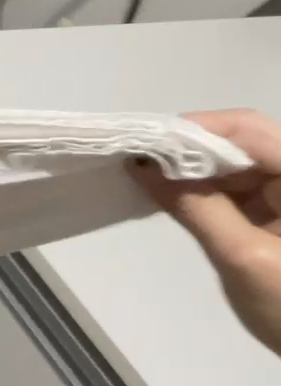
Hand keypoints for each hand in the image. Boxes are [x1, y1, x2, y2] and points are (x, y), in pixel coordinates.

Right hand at [133, 108, 280, 356]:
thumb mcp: (243, 257)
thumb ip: (195, 206)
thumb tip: (141, 164)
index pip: (249, 130)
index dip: (194, 128)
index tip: (141, 146)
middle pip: (244, 140)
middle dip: (187, 147)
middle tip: (137, 165)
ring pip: (236, 160)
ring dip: (190, 167)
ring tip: (148, 181)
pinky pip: (238, 182)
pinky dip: (202, 185)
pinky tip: (173, 196)